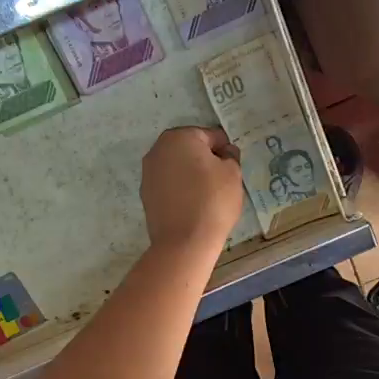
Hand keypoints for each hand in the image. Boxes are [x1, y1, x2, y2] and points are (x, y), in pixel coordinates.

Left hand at [140, 126, 244, 255]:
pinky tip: (191, 206)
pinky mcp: (146, 194)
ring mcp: (148, 172)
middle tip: (220, 182)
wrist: (184, 242)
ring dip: (191, 175)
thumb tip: (225, 152)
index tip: (232, 169)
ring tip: (206, 196)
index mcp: (180, 137)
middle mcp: (158, 149)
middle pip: (190, 149)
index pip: (211, 136)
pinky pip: (169, 185)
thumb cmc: (213, 201)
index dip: (225, 151)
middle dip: (205, 161)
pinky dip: (180, 190)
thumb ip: (231, 157)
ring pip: (177, 167)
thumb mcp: (233, 174)